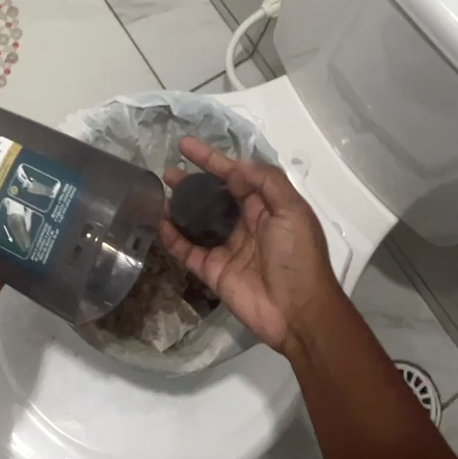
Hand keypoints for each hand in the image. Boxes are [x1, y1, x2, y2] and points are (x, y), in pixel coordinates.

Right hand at [159, 136, 341, 351]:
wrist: (298, 313)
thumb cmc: (298, 257)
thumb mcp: (293, 211)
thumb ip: (267, 181)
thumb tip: (236, 165)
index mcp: (265, 206)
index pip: (234, 176)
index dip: (211, 159)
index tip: (185, 146)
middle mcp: (245, 223)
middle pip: (213, 196)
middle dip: (192, 181)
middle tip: (169, 170)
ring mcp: (227, 247)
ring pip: (198, 221)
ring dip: (180, 206)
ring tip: (159, 192)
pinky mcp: (213, 271)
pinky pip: (188, 251)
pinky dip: (173, 238)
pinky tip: (161, 223)